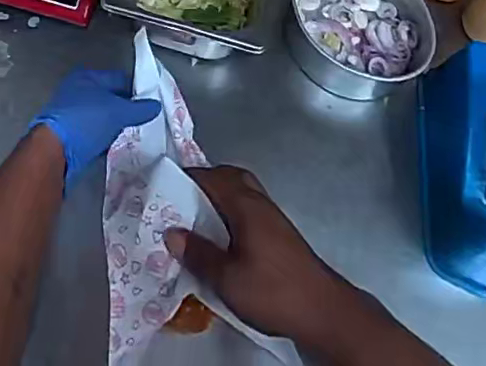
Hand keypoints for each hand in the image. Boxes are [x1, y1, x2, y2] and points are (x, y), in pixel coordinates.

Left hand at [29, 69, 159, 186]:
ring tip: (134, 134)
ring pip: (102, 117)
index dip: (136, 89)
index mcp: (86, 77)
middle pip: (110, 98)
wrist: (53, 152)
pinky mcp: (70, 135)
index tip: (151, 102)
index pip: (119, 78)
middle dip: (126, 109)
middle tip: (144, 120)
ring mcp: (72, 114)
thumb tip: (156, 106)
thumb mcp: (117, 112)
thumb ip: (138, 109)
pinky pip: (94, 133)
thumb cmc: (85, 121)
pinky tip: (116, 145)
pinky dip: (105, 137)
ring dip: (115, 125)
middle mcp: (77, 91)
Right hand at [164, 166, 353, 348]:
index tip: (164, 188)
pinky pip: (248, 205)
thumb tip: (171, 233)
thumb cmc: (272, 290)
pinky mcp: (278, 230)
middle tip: (181, 201)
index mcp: (244, 203)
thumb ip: (198, 254)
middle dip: (203, 182)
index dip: (185, 178)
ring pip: (240, 190)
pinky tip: (223, 235)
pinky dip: (231, 208)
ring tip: (198, 218)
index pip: (209, 176)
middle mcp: (258, 200)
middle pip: (228, 176)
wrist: (322, 310)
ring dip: (219, 195)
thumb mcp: (227, 279)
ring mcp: (271, 214)